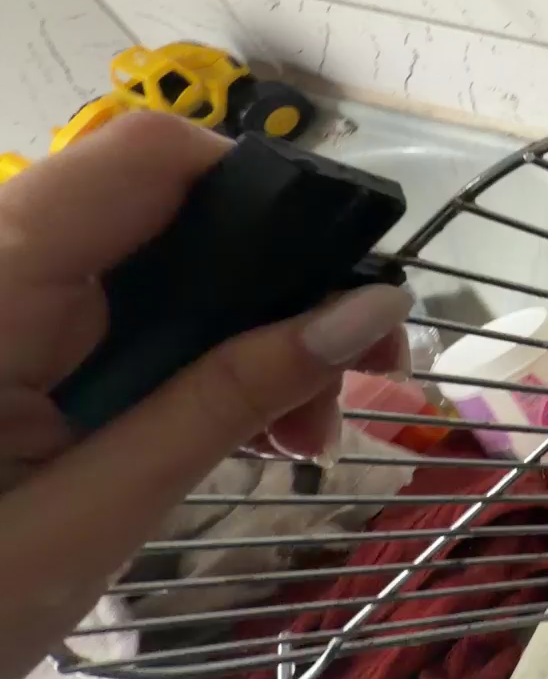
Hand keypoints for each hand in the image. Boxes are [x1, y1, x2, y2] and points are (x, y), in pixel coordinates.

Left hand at [0, 112, 413, 678]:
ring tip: (307, 429)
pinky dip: (221, 363)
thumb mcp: (86, 519)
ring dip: (270, 338)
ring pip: (186, 277)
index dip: (267, 188)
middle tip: (364, 370)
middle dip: (296, 290)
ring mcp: (7, 314)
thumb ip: (233, 398)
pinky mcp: (20, 349)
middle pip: (190, 223)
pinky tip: (258, 428)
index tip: (346, 279)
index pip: (148, 159)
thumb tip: (378, 306)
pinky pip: (149, 322)